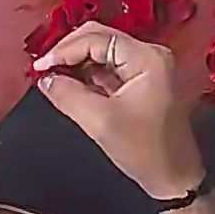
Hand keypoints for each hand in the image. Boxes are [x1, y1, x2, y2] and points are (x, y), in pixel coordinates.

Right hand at [31, 22, 204, 199]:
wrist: (174, 176)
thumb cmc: (145, 151)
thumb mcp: (100, 122)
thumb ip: (68, 95)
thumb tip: (45, 78)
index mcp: (147, 58)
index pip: (97, 39)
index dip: (64, 50)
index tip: (40, 66)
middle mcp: (149, 54)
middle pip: (99, 37)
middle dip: (68, 51)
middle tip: (44, 68)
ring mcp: (145, 66)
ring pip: (101, 50)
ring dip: (75, 61)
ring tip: (51, 75)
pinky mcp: (139, 79)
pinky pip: (107, 66)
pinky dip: (86, 72)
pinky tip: (68, 82)